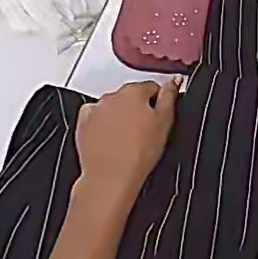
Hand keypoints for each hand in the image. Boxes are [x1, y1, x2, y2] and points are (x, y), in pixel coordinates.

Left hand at [74, 80, 178, 201]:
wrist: (111, 176)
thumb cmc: (138, 153)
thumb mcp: (165, 122)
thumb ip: (169, 96)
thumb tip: (172, 82)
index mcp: (134, 92)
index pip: (152, 87)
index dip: (158, 103)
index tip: (158, 117)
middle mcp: (112, 96)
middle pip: (131, 96)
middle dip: (138, 109)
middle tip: (145, 132)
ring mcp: (96, 109)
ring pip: (113, 106)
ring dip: (120, 116)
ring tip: (128, 140)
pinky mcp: (84, 123)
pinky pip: (96, 117)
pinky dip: (102, 123)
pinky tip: (111, 138)